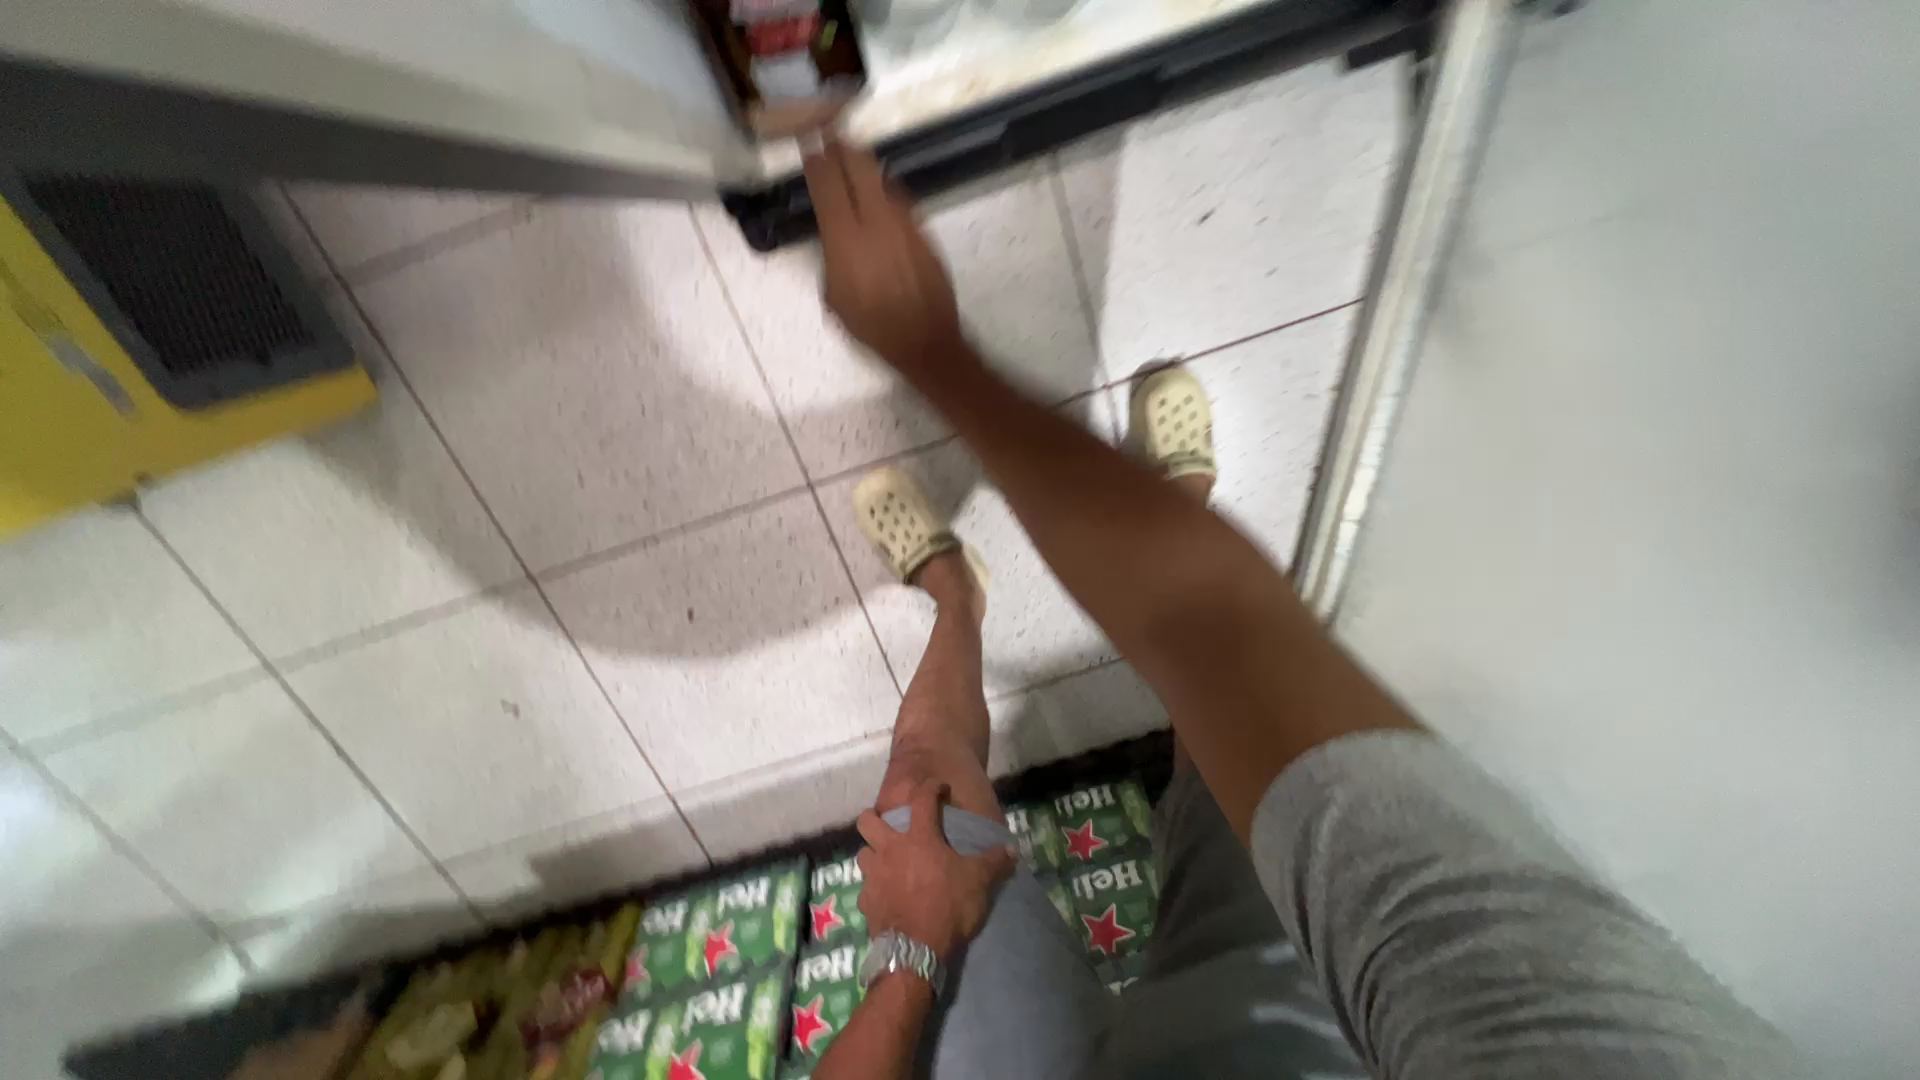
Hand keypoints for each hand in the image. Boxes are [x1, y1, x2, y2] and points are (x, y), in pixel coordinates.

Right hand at [803, 137, 965, 376]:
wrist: (923, 339)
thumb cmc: (871, 326)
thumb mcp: (835, 297)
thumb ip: (831, 258)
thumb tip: (834, 239)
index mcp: (844, 237)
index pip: (826, 185)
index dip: (816, 161)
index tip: (809, 146)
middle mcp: (875, 221)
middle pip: (858, 168)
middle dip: (843, 148)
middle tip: (833, 137)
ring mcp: (904, 224)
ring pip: (883, 180)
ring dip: (866, 166)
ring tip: (855, 159)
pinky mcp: (924, 233)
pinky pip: (902, 201)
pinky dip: (888, 191)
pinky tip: (883, 194)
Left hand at [855, 782, 1017, 960]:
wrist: (915, 951)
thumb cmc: (947, 906)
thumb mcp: (979, 882)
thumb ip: (995, 862)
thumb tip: (1012, 849)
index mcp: (919, 838)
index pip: (922, 799)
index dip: (931, 788)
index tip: (938, 788)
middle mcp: (890, 850)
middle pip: (867, 821)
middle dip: (874, 817)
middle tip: (889, 825)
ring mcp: (873, 876)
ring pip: (862, 853)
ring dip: (872, 853)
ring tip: (886, 860)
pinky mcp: (865, 903)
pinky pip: (865, 889)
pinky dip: (874, 888)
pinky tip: (885, 895)